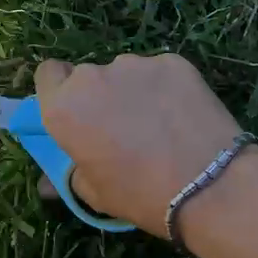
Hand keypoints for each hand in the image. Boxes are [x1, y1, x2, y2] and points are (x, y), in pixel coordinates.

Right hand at [35, 53, 247, 236]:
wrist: (211, 186)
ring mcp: (134, 65)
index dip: (58, 88)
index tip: (75, 109)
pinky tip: (182, 116)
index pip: (47, 74)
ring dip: (133, 91)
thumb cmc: (141, 195)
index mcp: (63, 108)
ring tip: (159, 124)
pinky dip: (166, 89)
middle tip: (121, 126)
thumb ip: (68, 176)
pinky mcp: (172, 62)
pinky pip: (159, 73)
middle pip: (88, 76)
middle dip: (99, 95)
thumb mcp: (95, 194)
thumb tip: (46, 185)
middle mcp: (92, 78)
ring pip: (125, 73)